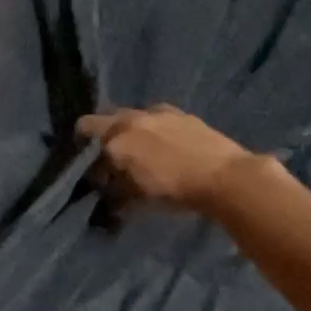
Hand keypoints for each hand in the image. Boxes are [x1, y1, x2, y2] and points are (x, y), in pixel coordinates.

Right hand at [75, 105, 258, 209]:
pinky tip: (166, 144)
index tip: (92, 166)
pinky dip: (155, 128)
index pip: (83, 129)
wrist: (227, 179)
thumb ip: (112, 186)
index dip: (83, 149)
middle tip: (112, 155)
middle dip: (102, 134)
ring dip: (130, 129)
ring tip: (142, 149)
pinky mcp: (184, 115)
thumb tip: (104, 185)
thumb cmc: (173, 191)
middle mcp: (133, 119)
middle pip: (104, 118)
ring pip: (132, 116)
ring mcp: (160, 114)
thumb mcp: (134, 196)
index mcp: (115, 138)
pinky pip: (159, 117)